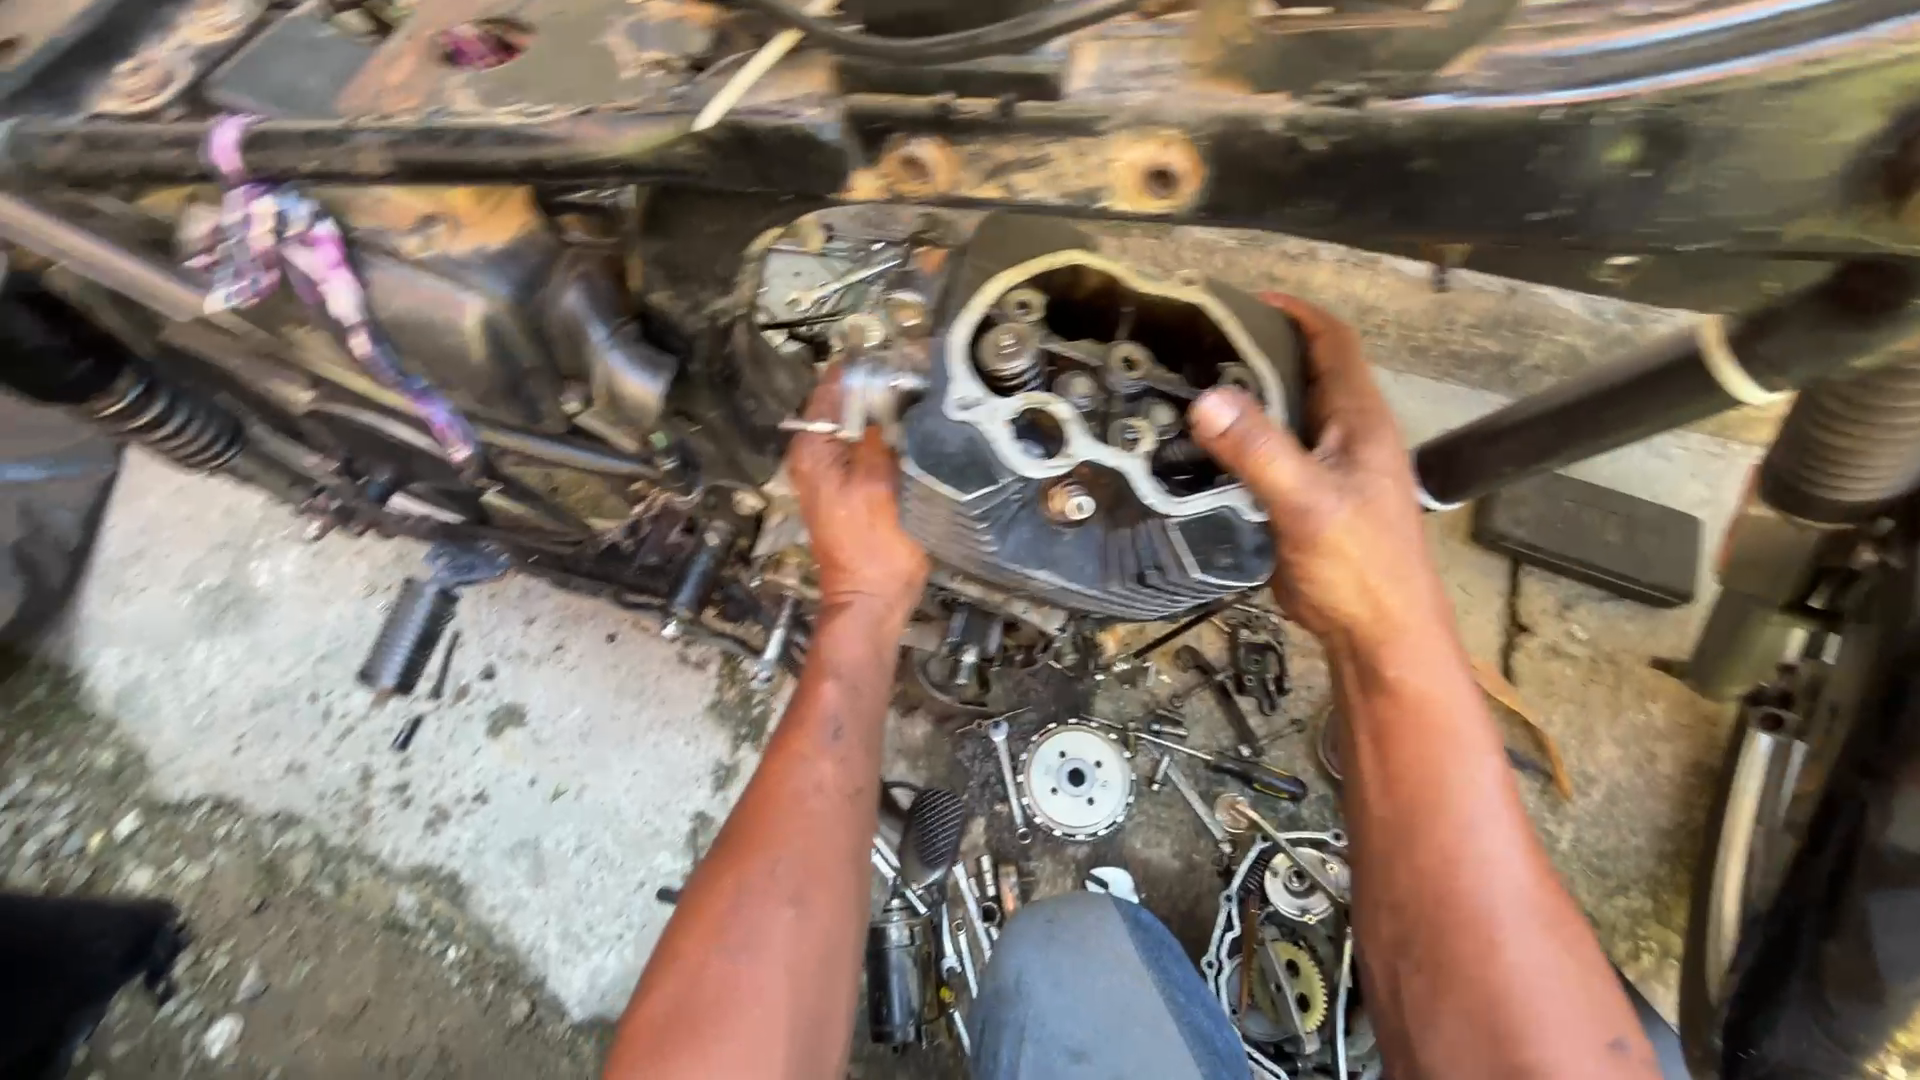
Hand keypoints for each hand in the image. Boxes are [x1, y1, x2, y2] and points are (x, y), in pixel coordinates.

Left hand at [785, 368, 929, 620]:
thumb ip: (880, 434)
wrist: (871, 599)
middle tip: (923, 381)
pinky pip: (868, 448)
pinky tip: (917, 437)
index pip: (834, 385)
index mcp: (812, 448)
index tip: (904, 360)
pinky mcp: (849, 487)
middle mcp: (813, 454)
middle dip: (883, 390)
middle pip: (848, 403)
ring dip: (890, 415)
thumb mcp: (879, 483)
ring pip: (862, 425)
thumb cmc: (874, 547)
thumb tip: (890, 395)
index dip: (868, 369)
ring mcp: (830, 471)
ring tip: (925, 403)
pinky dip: (889, 439)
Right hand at [1187, 293, 1450, 653]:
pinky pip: (1265, 455)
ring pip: (1280, 417)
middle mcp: (1343, 435)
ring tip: (1186, 388)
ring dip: (1242, 400)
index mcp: (1359, 420)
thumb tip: (1208, 399)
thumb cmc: (1359, 566)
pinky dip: (1235, 443)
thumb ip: (1260, 450)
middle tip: (1194, 346)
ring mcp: (1322, 468)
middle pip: (1301, 374)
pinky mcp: (1299, 499)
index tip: (1243, 300)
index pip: (1333, 343)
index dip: (1295, 313)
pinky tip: (1197, 447)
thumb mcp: (1309, 501)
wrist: (1374, 632)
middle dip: (1255, 352)